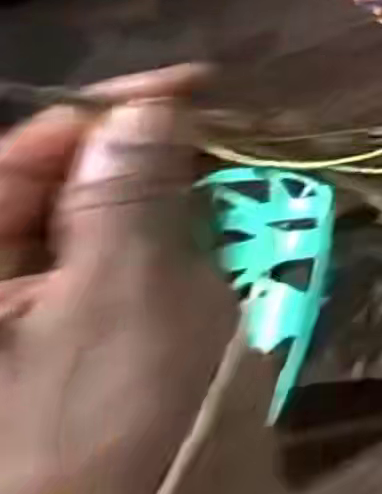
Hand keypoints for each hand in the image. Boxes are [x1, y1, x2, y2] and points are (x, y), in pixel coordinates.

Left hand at [0, 66, 241, 493]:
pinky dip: (188, 228)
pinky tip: (237, 219)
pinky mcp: (85, 330)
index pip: (12, 162)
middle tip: (231, 127)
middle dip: (149, 151)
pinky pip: (132, 253)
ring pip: (104, 218)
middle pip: (56, 188)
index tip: (198, 84)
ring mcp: (29, 314)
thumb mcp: (130, 291)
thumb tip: (147, 109)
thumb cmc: (114, 408)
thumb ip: (131, 194)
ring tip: (247, 172)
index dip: (103, 113)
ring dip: (179, 189)